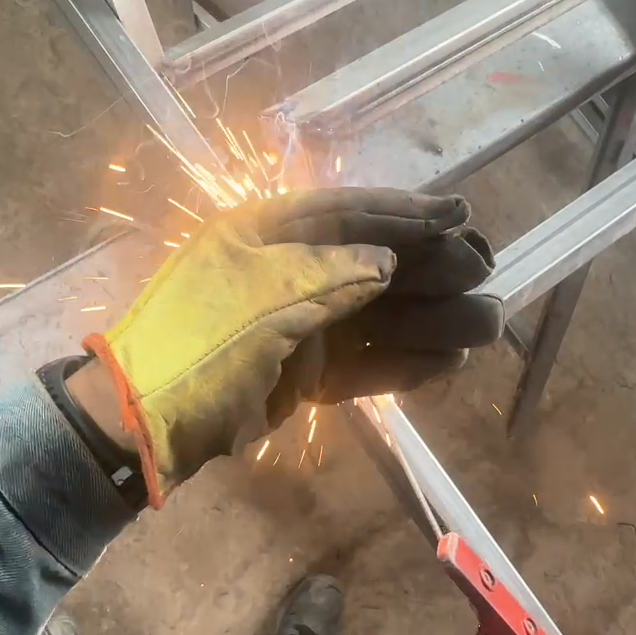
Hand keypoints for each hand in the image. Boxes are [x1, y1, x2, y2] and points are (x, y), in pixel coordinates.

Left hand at [82, 188, 501, 505]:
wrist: (148, 422)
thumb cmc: (200, 343)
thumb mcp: (266, 294)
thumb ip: (333, 271)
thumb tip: (387, 263)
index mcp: (261, 232)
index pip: (344, 212)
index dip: (402, 212)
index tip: (457, 212)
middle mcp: (281, 271)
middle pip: (367, 263)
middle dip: (426, 267)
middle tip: (482, 268)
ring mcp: (292, 325)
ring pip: (371, 316)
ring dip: (425, 319)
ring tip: (486, 320)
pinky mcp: (299, 372)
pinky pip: (358, 362)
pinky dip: (398, 363)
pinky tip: (445, 361)